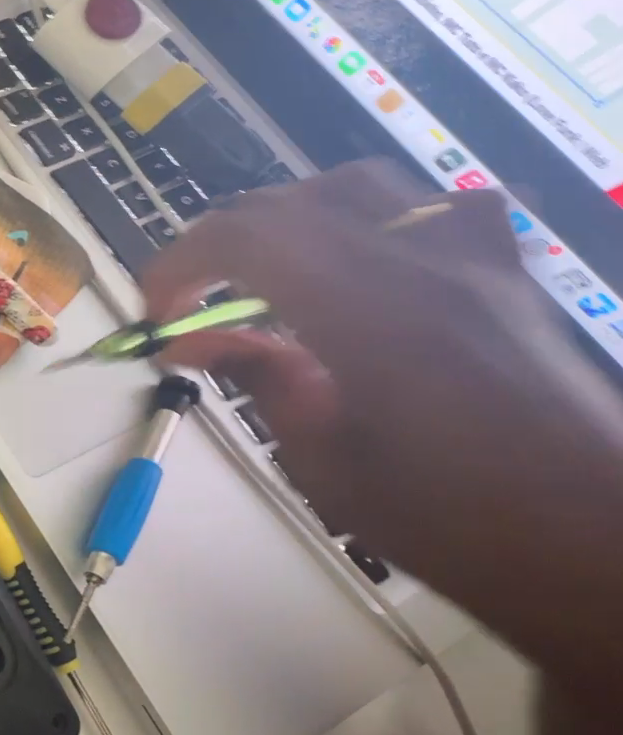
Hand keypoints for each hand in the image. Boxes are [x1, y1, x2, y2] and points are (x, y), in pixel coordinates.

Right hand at [139, 159, 622, 700]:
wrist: (607, 547)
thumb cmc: (457, 522)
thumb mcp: (326, 463)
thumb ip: (260, 380)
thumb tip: (193, 341)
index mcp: (372, 314)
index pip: (246, 237)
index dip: (178, 263)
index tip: (157, 316)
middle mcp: (424, 266)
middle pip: (287, 206)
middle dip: (213, 247)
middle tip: (190, 306)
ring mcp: (476, 263)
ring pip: (357, 188)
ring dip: (284, 220)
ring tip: (261, 274)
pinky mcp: (506, 276)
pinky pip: (430, 208)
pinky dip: (367, 220)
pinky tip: (355, 266)